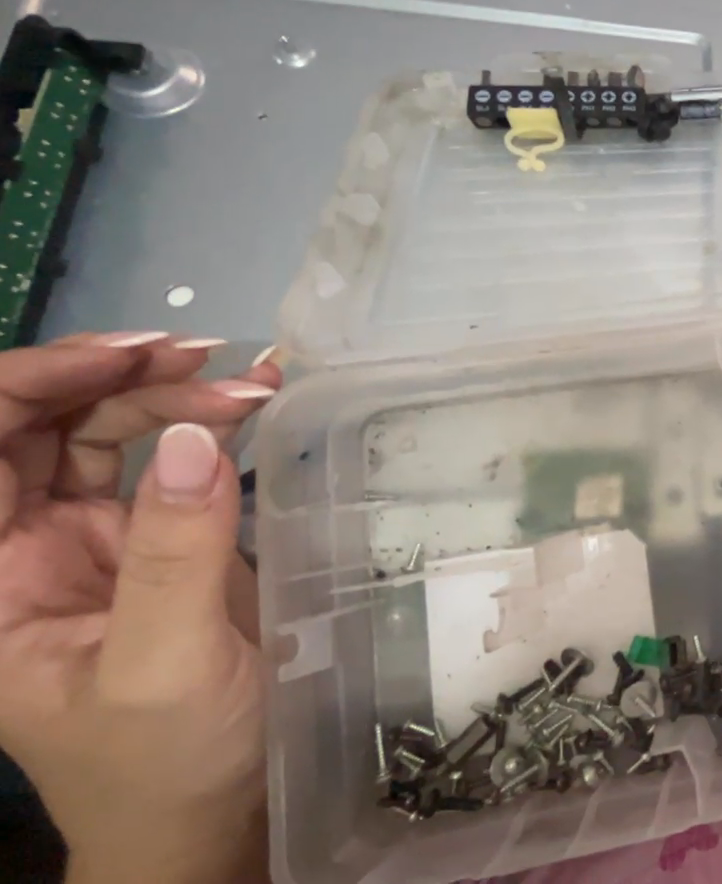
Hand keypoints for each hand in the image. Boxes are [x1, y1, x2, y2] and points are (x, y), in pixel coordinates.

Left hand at [0, 334, 280, 883]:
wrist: (215, 805)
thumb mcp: (165, 662)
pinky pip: (171, 461)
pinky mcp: (161, 540)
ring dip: (170, 396)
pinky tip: (257, 398)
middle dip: (112, 379)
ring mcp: (91, 541)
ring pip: (103, 435)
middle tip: (209, 360)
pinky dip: (209, 423)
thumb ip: (172, 553)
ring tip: (252, 380)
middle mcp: (18, 548)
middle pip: (33, 430)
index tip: (136, 356)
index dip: (30, 387)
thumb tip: (195, 438)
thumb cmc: (165, 756)